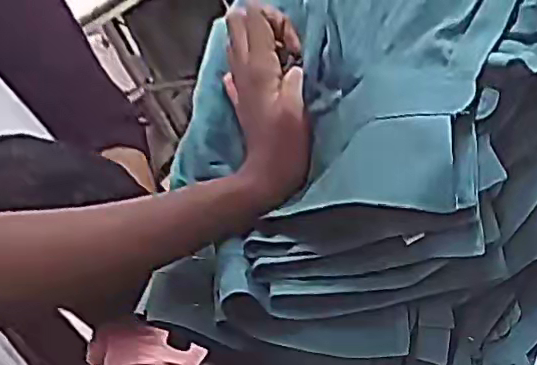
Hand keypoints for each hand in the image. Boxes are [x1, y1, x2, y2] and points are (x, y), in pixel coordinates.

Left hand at [223, 2, 308, 203]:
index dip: (280, 23)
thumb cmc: (285, 149)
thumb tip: (295, 64)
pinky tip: (269, 81)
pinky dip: (254, 65)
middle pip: (240, 18)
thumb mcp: (298, 109)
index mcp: (258, 67)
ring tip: (281, 66)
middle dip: (266, 24)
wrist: (266, 177)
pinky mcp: (242, 98)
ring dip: (261, 43)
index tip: (295, 52)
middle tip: (286, 51)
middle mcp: (243, 69)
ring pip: (239, 39)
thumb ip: (295, 77)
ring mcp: (239, 83)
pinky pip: (240, 67)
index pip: (256, 14)